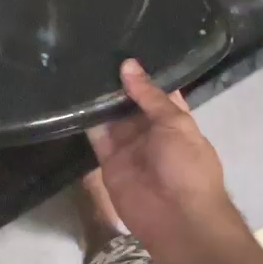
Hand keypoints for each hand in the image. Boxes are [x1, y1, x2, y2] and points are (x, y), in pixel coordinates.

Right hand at [86, 59, 234, 238]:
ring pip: (110, 117)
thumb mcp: (176, 123)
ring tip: (81, 66)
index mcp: (174, 121)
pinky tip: (75, 96)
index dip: (142, 72)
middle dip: (116, 83)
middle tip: (94, 52)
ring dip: (100, 99)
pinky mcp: (108, 161)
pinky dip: (86, 119)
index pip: (156, 91)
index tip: (123, 46)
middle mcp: (149, 131)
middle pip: (129, 103)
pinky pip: (95, 137)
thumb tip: (128, 65)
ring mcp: (128, 146)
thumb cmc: (187, 166)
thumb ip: (149, 95)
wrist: (176, 217)